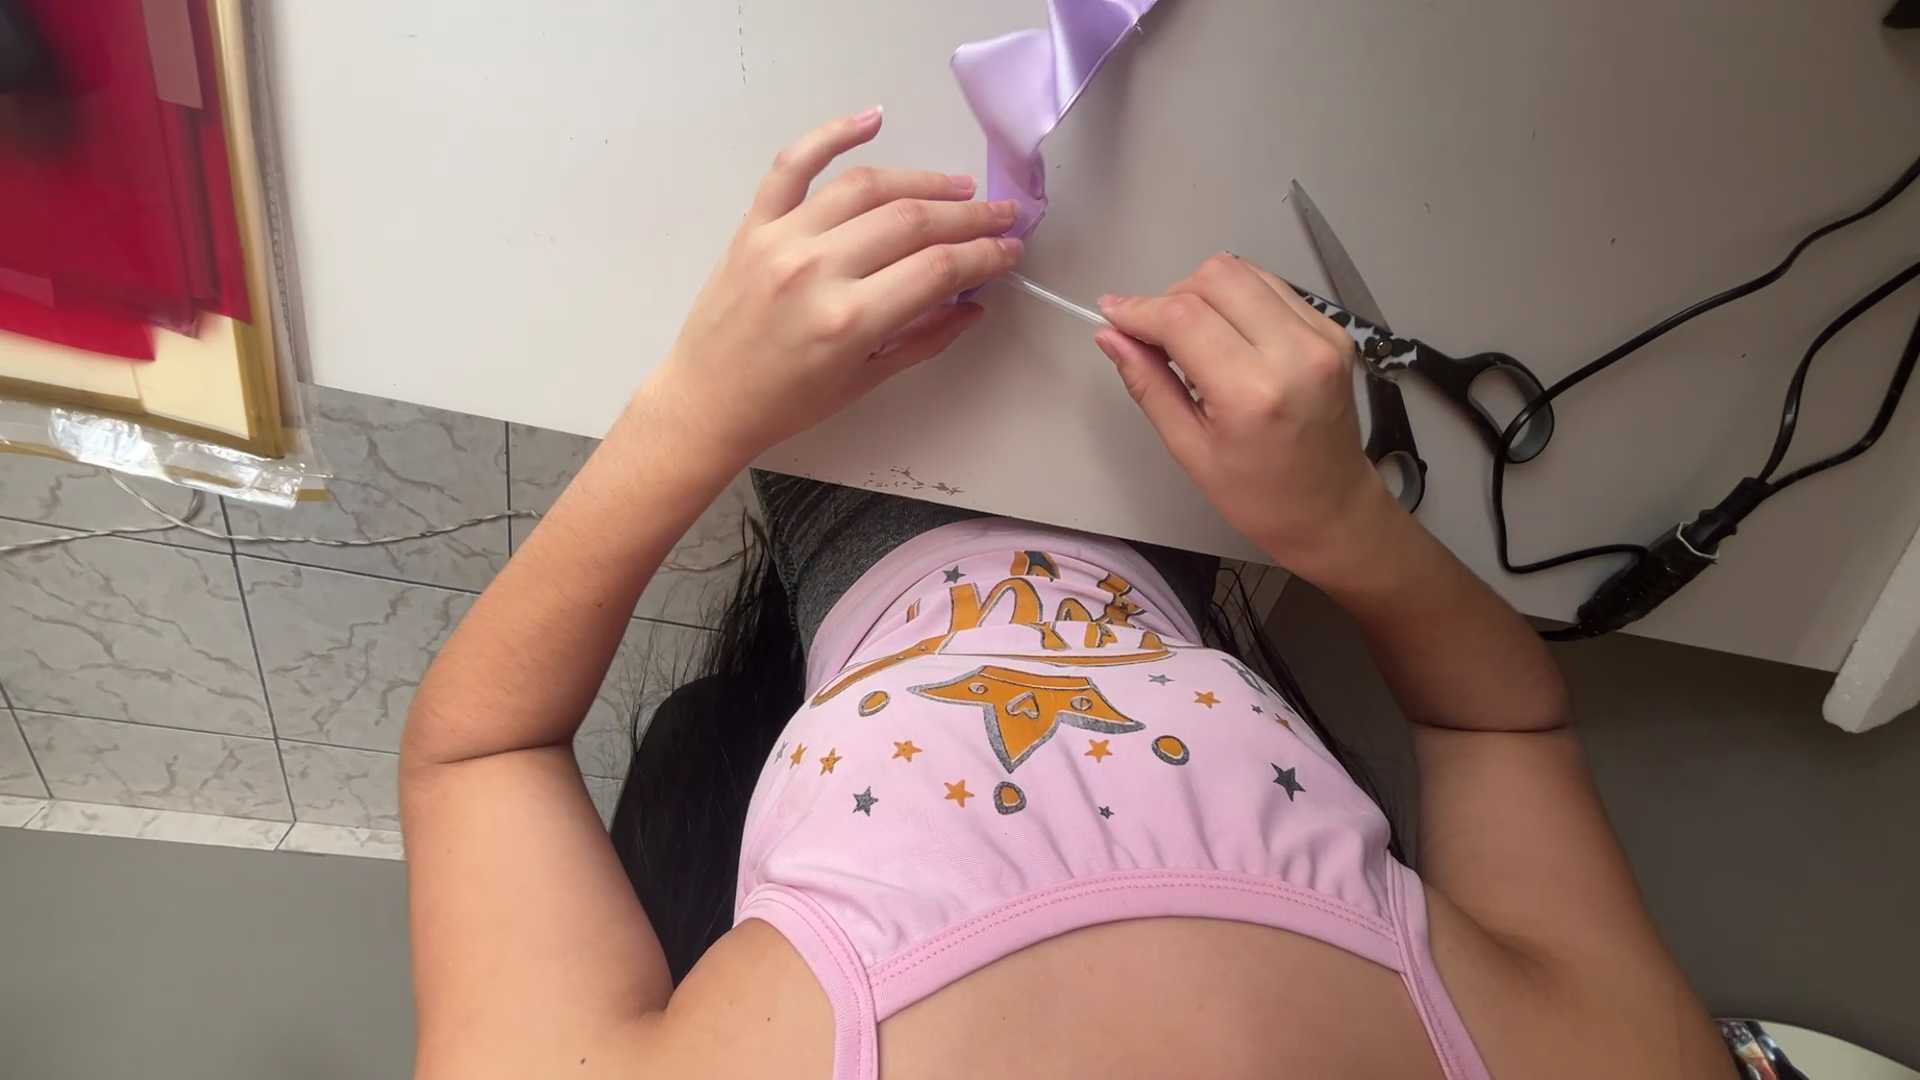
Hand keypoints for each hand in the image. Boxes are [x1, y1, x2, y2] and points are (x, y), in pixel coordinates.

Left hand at [640, 109, 1022, 469]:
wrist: (708, 401)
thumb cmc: (787, 404)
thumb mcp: (864, 381)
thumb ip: (923, 338)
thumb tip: (972, 305)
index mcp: (848, 321)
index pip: (937, 269)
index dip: (984, 255)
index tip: (1008, 249)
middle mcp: (817, 270)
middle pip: (911, 221)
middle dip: (969, 217)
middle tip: (1001, 214)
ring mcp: (781, 240)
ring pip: (866, 187)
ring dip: (922, 181)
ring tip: (958, 189)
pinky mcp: (753, 225)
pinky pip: (794, 164)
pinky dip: (832, 134)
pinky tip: (872, 119)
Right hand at [1098, 254, 1400, 583]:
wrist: (1329, 506)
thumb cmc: (1256, 493)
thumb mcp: (1188, 448)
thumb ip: (1148, 384)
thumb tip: (1110, 337)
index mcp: (1253, 392)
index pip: (1183, 318)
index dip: (1138, 310)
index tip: (1111, 314)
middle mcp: (1295, 351)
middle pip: (1215, 277)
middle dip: (1171, 298)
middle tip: (1155, 338)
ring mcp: (1322, 334)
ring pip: (1243, 272)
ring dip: (1203, 294)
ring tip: (1192, 340)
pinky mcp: (1333, 328)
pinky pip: (1270, 287)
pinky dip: (1235, 301)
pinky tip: (1226, 339)